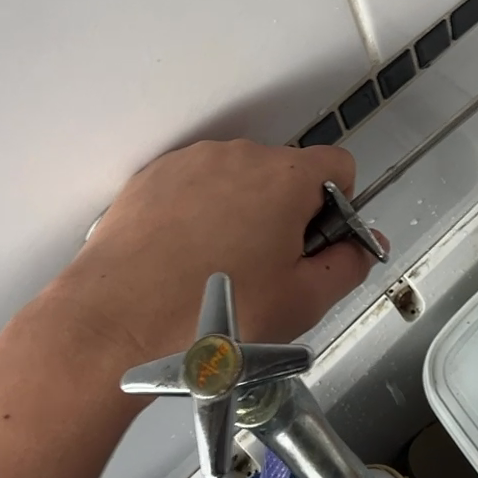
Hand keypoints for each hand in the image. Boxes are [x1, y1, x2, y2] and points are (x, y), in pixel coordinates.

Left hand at [43, 140, 376, 365]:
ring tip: (217, 267)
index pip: (338, 165)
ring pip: (237, 179)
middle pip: (285, 173)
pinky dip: (199, 211)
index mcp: (285, 176)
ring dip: (241, 210)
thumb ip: (348, 266)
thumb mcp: (303, 301)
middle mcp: (240, 154)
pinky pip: (194, 185)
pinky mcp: (153, 176)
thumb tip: (360, 248)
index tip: (315, 245)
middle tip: (267, 268)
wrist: (116, 323)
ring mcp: (191, 161)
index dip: (337, 206)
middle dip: (286, 212)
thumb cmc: (215, 313)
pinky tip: (183, 257)